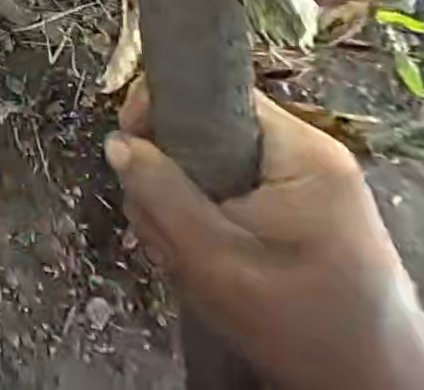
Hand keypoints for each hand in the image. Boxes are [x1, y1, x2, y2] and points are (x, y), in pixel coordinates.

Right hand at [105, 82, 423, 389]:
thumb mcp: (220, 264)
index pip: (212, 94)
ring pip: (209, 162)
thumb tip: (117, 142)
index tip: (131, 146)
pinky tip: (200, 252)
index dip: (161, 111)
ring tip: (181, 249)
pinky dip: (204, 215)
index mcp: (301, 152)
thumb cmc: (306, 330)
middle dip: (168, 173)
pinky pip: (228, 187)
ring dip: (181, 201)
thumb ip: (163, 197)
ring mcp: (303, 179)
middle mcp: (306, 152)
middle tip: (159, 221)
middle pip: (205, 130)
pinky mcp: (296, 205)